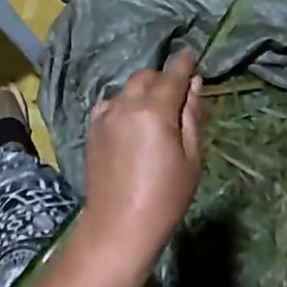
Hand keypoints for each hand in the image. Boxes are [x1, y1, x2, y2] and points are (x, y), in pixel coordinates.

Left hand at [82, 50, 203, 264]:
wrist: (118, 228)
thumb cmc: (165, 195)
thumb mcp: (192, 156)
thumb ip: (191, 115)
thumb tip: (193, 84)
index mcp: (155, 110)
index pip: (173, 73)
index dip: (185, 63)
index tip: (192, 58)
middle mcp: (127, 105)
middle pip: (147, 75)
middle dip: (164, 78)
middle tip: (178, 96)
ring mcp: (105, 116)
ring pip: (128, 88)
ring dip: (143, 91)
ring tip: (154, 112)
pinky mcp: (93, 130)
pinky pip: (111, 104)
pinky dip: (124, 104)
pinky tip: (131, 123)